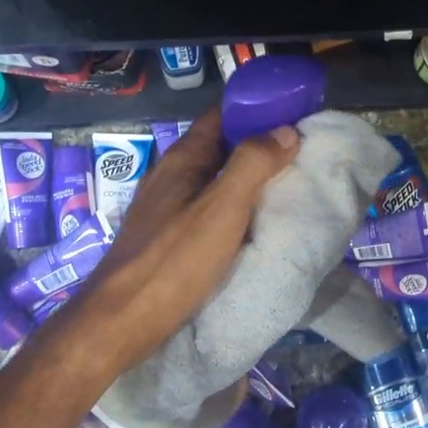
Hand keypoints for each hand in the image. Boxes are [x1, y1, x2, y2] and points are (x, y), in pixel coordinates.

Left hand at [66, 109, 298, 377]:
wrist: (121, 322)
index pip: (223, 113)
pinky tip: (258, 221)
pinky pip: (211, 206)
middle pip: (223, 145)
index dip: (259, 105)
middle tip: (306, 149)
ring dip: (251, 176)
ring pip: (218, 178)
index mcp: (184, 158)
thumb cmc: (173, 261)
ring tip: (292, 182)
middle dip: (261, 142)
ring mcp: (169, 206)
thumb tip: (287, 131)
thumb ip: (253, 164)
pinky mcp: (170, 236)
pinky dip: (238, 205)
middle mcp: (174, 175)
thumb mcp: (221, 208)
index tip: (297, 109)